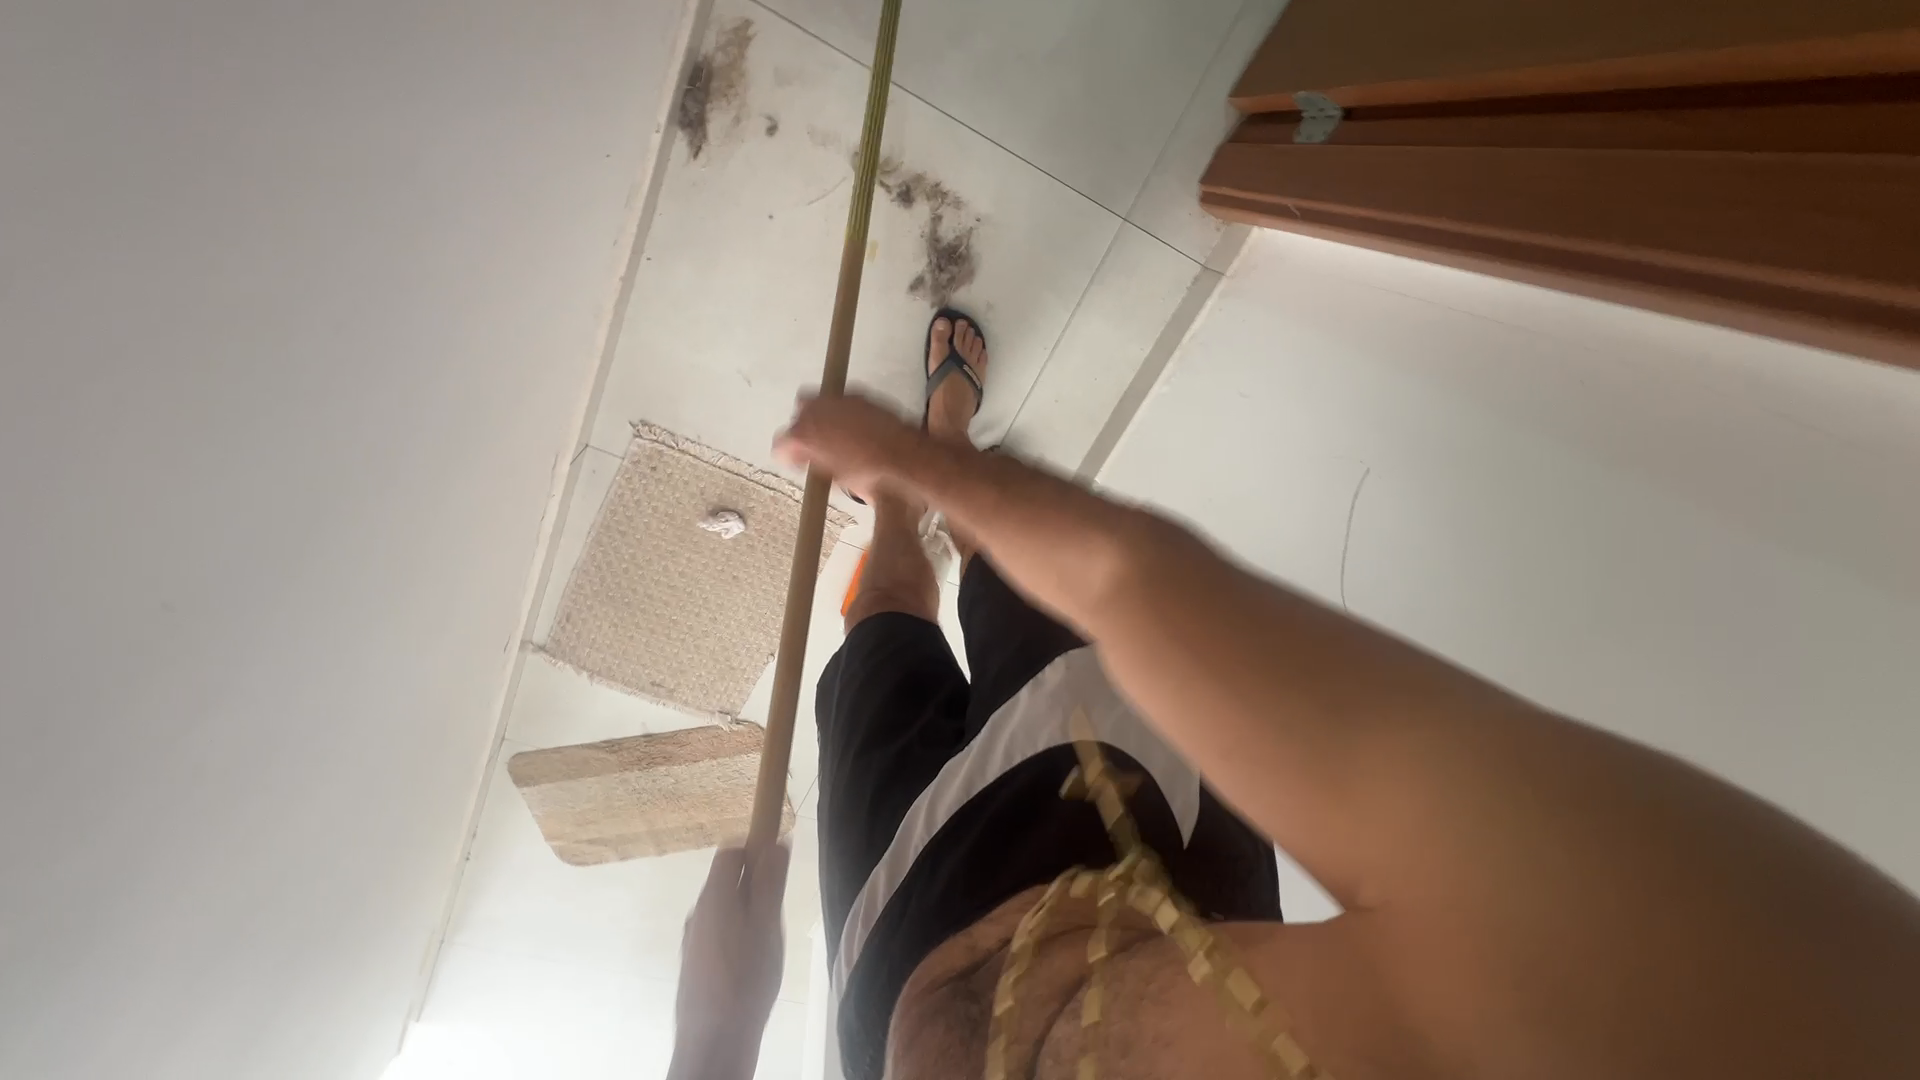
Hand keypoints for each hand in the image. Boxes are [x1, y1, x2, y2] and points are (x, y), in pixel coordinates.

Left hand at [673, 842, 789, 1062]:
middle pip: (727, 879)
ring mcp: (693, 939)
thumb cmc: (746, 978)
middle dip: (755, 886)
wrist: (714, 1042)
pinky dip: (737, 935)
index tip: (776, 869)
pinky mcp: (694, 963)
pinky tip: (751, 965)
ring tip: (767, 943)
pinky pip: (719, 932)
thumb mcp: (768, 924)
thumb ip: (771, 882)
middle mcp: (698, 912)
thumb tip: (775, 842)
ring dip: (748, 912)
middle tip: (776, 913)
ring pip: (725, 907)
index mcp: (713, 897)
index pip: (730, 851)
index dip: (754, 850)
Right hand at [774, 392, 923, 499]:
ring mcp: (836, 398)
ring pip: (816, 401)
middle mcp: (815, 410)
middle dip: (802, 429)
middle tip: (814, 446)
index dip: (788, 455)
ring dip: (820, 416)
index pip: (781, 443)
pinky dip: (839, 410)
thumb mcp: (834, 477)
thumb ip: (813, 465)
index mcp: (803, 435)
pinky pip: (839, 399)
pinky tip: (851, 426)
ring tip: (832, 434)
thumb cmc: (868, 471)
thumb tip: (806, 461)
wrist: (901, 453)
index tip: (797, 462)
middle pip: (797, 415)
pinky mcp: (856, 393)